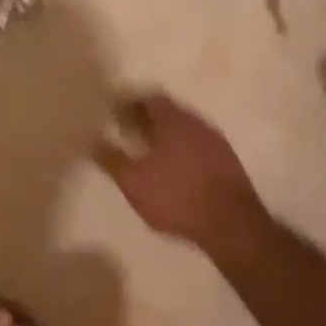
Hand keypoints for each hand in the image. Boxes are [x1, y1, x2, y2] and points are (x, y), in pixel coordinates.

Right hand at [93, 94, 266, 248]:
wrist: (232, 226)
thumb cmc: (175, 197)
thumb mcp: (132, 182)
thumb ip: (111, 159)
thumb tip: (94, 140)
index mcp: (174, 122)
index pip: (150, 99)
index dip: (129, 104)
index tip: (114, 115)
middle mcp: (198, 125)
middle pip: (169, 112)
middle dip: (146, 119)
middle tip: (126, 131)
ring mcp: (217, 144)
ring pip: (185, 129)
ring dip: (165, 135)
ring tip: (147, 151)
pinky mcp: (229, 164)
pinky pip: (198, 146)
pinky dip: (182, 150)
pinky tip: (172, 169)